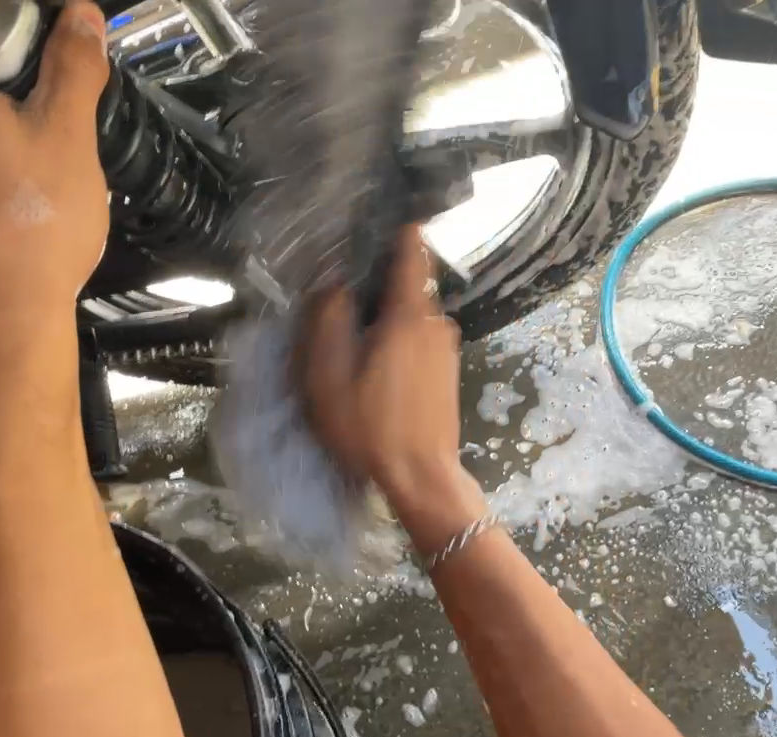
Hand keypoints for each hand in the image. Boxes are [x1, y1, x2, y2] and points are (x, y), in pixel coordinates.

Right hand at [301, 227, 486, 551]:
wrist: (422, 478)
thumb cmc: (371, 428)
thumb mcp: (329, 376)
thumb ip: (328, 319)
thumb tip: (332, 278)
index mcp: (409, 314)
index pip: (411, 246)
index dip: (393, 226)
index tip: (370, 218)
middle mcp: (436, 322)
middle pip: (406, 282)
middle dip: (376, 282)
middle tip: (341, 298)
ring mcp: (447, 348)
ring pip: (411, 314)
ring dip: (386, 317)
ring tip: (354, 341)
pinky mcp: (448, 371)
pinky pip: (419, 338)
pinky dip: (398, 340)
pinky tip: (377, 368)